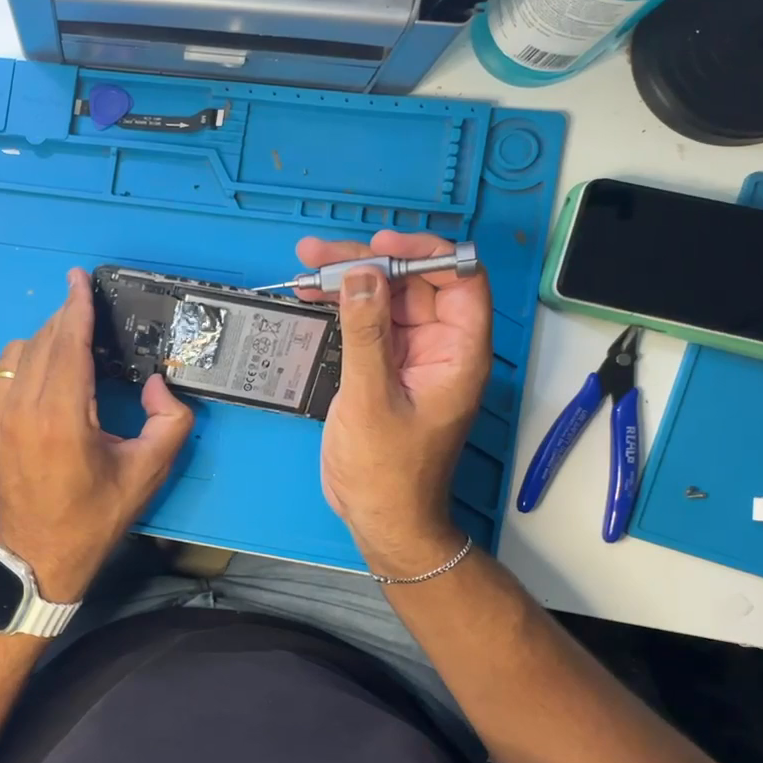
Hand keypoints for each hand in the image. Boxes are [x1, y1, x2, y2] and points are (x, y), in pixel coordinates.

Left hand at [0, 268, 194, 602]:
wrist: (39, 555)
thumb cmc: (95, 517)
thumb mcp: (146, 474)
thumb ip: (168, 422)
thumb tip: (156, 383)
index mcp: (62, 419)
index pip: (67, 345)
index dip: (75, 307)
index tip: (79, 278)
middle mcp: (23, 410)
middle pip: (43, 342)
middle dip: (66, 318)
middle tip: (89, 309)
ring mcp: (0, 417)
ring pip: (20, 353)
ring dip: (47, 338)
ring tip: (73, 342)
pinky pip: (5, 373)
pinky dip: (27, 358)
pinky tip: (48, 367)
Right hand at [298, 231, 490, 575]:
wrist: (378, 516)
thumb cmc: (386, 469)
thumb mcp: (373, 398)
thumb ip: (367, 333)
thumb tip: (361, 274)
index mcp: (458, 352)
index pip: (458, 280)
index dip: (422, 252)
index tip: (376, 246)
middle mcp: (438, 346)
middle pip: (412, 284)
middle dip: (368, 263)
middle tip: (317, 255)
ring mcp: (407, 356)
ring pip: (384, 300)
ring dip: (347, 282)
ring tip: (305, 269)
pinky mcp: (380, 368)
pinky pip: (365, 325)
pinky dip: (340, 309)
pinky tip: (311, 298)